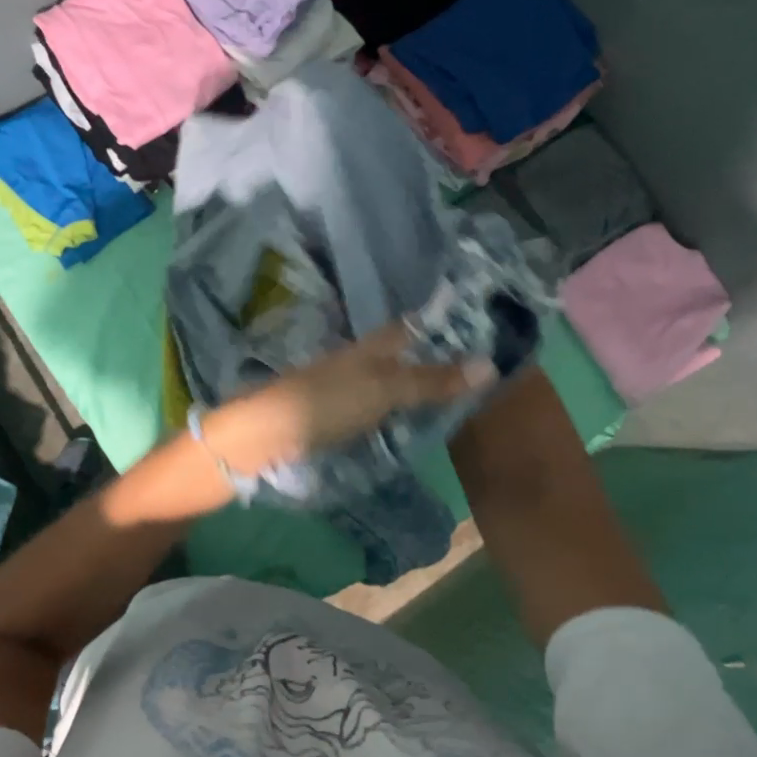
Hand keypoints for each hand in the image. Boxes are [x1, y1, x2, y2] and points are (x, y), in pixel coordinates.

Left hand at [201, 323, 497, 476]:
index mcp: (373, 345)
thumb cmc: (326, 402)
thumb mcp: (384, 390)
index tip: (482, 326)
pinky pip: (379, 406)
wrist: (265, 433)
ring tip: (461, 399)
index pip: (416, 326)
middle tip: (483, 371)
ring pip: (393, 381)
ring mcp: (346, 387)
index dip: (445, 324)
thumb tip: (491, 364)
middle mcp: (361, 360)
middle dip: (438, 358)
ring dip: (421, 386)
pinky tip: (415, 422)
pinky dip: (401, 409)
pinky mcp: (336, 415)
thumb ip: (432, 380)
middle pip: (406, 354)